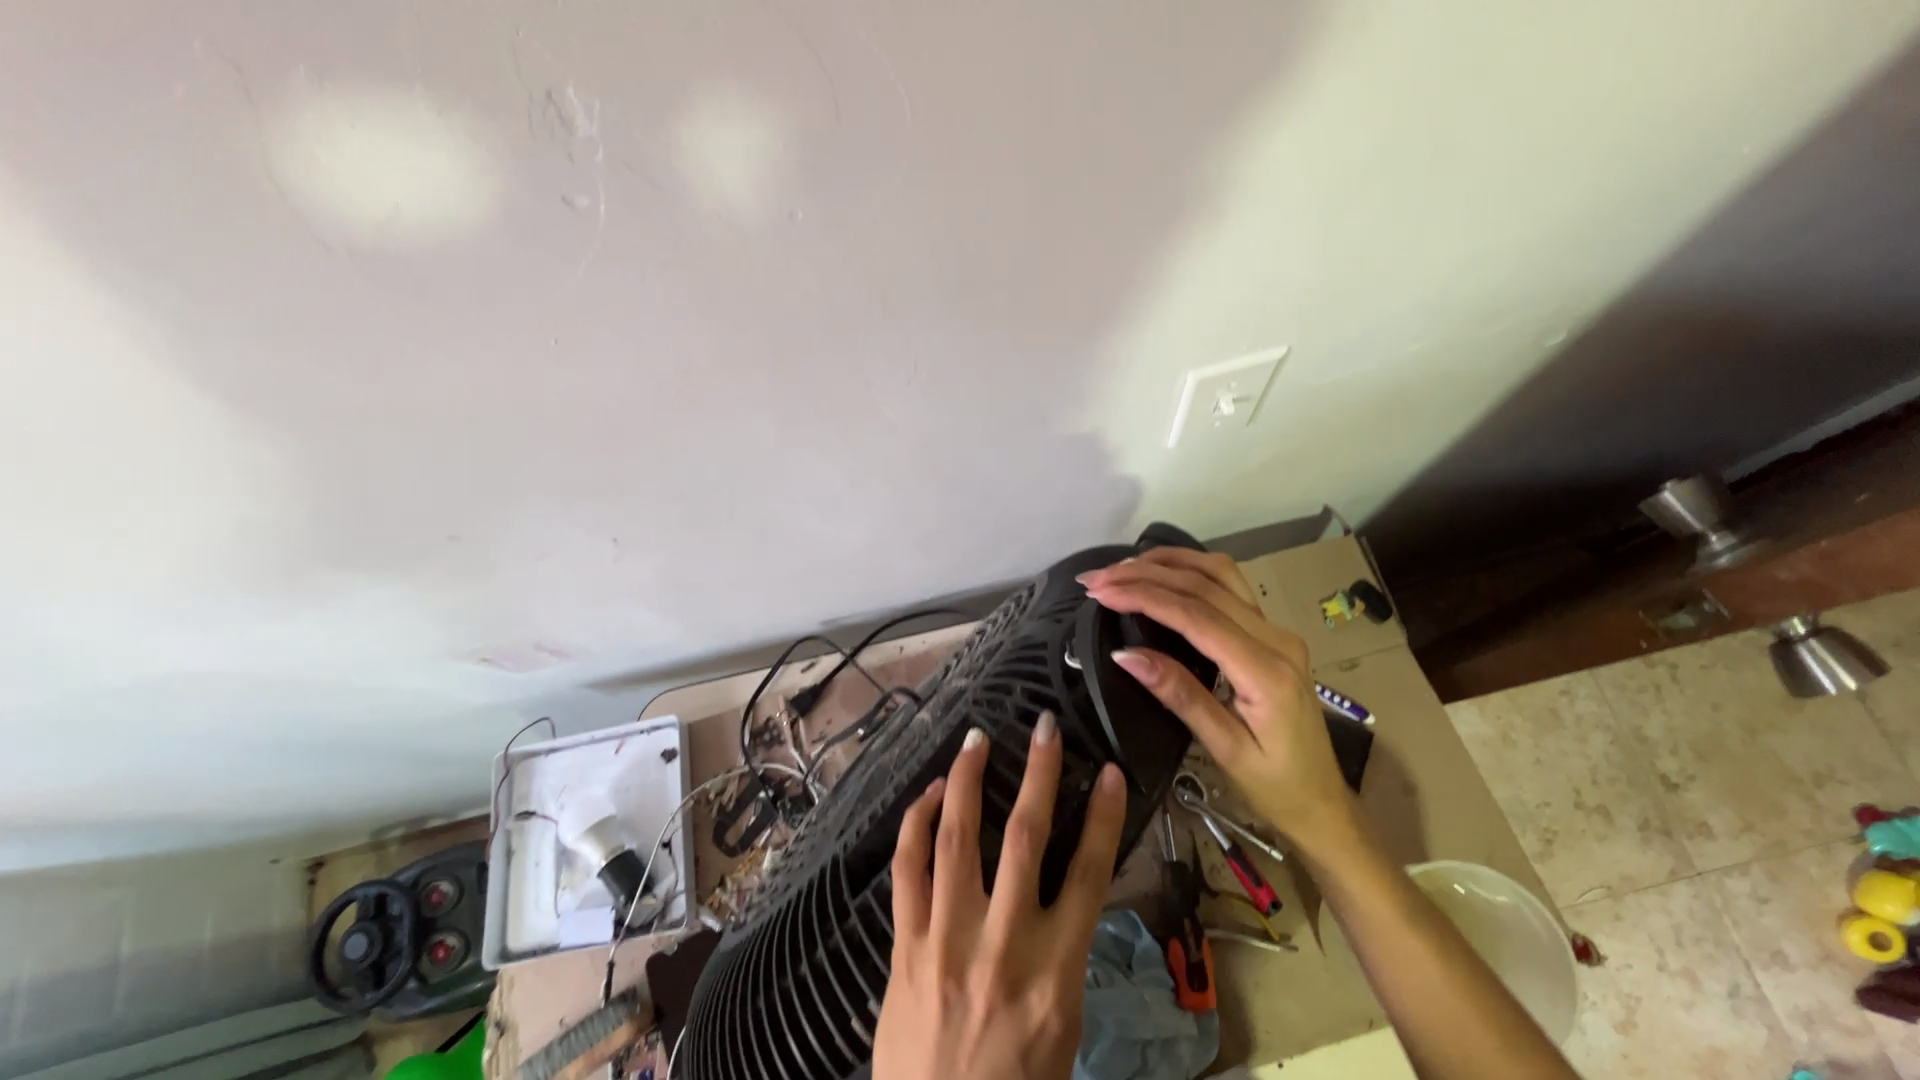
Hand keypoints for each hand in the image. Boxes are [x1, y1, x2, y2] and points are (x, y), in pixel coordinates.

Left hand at [873, 717, 1127, 1079]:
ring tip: (976, 740)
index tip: (1111, 773)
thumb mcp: (1062, 1025)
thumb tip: (1062, 900)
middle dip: (1038, 774)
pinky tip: (926, 796)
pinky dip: (916, 824)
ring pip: (958, 838)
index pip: (1091, 874)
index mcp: (1057, 970)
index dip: (1103, 817)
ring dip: (966, 781)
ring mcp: (948, 938)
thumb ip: (1062, 957)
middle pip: (1026, 837)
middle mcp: (1004, 942)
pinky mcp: (905, 945)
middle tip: (1043, 727)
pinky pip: (908, 869)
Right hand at [1077, 548, 1355, 851]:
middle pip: (1205, 587)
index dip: (1145, 598)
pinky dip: (1190, 572)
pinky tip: (1161, 573)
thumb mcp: (1224, 749)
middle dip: (1146, 576)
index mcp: (1266, 670)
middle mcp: (1277, 638)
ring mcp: (1277, 632)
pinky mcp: (1271, 634)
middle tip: (1095, 580)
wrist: (1322, 801)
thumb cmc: (1275, 786)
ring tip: (1120, 569)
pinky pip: (1229, 587)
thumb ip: (1180, 695)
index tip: (1101, 593)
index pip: (1197, 617)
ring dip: (1169, 564)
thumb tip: (1126, 655)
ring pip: (1220, 576)